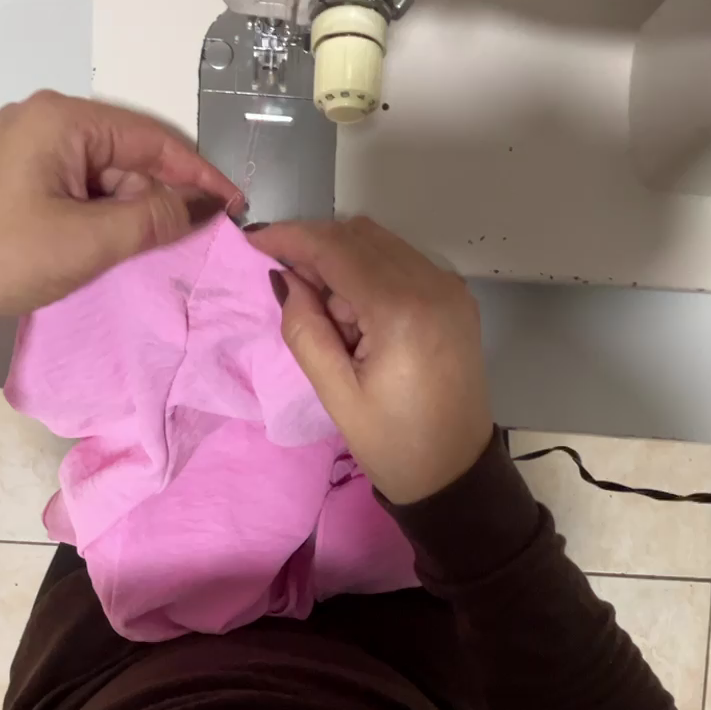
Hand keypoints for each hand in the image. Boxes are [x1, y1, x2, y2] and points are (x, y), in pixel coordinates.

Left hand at [0, 91, 243, 329]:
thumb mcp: (88, 241)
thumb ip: (154, 220)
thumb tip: (205, 207)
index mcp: (63, 120)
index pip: (153, 139)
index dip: (201, 177)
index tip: (237, 210)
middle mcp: (42, 122)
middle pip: (128, 156)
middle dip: (165, 198)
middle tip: (199, 243)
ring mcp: (22, 152)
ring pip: (102, 178)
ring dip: (134, 213)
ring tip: (160, 253)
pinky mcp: (9, 182)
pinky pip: (75, 193)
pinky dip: (103, 220)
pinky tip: (116, 248)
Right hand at [250, 218, 493, 504]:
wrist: (455, 474)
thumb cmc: (393, 444)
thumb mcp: (337, 395)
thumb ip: (305, 330)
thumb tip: (286, 279)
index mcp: (401, 309)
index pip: (336, 248)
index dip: (291, 238)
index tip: (254, 241)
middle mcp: (433, 283)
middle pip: (360, 235)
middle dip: (316, 250)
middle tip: (289, 290)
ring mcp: (450, 288)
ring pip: (382, 245)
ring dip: (344, 264)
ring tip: (330, 318)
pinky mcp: (456, 299)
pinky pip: (403, 264)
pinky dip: (371, 276)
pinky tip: (359, 318)